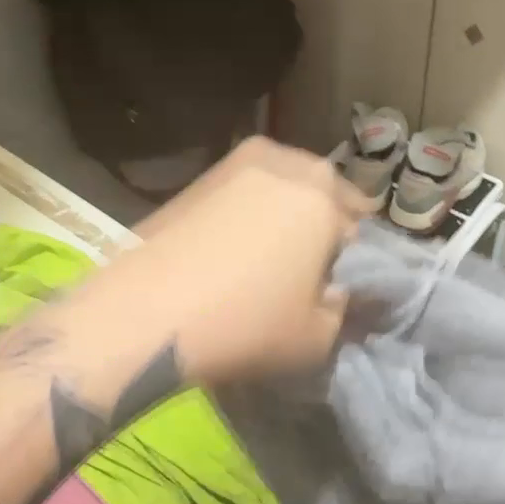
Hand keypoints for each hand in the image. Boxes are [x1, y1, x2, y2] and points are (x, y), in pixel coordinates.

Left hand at [89, 138, 376, 384]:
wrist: (145, 314)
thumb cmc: (246, 325)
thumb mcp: (317, 339)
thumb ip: (343, 310)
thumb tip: (338, 293)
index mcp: (323, 196)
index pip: (359, 229)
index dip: (355, 262)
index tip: (342, 288)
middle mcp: (283, 164)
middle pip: (320, 194)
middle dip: (323, 225)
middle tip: (312, 269)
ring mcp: (232, 166)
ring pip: (280, 189)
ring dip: (284, 215)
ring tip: (273, 258)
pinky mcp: (194, 181)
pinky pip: (241, 195)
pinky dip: (247, 215)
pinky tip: (236, 251)